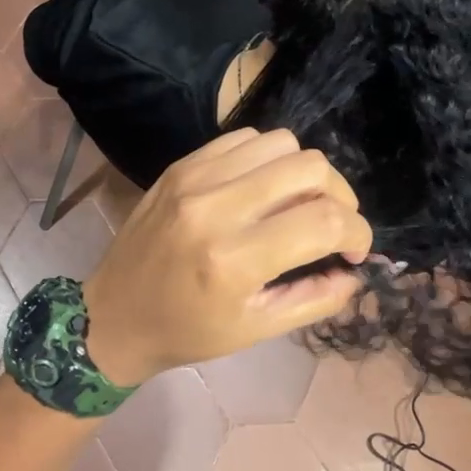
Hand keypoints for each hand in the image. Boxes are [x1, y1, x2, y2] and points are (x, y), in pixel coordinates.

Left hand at [83, 128, 373, 384]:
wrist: (112, 314)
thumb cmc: (187, 331)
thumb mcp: (256, 329)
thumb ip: (315, 299)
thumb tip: (355, 270)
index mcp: (234, 260)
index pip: (324, 221)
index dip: (358, 232)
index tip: (356, 250)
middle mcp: (216, 207)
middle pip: (309, 167)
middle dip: (340, 195)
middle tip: (334, 225)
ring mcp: (195, 178)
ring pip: (281, 142)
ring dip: (304, 173)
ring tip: (299, 205)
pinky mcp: (182, 165)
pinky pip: (244, 138)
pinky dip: (268, 159)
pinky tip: (264, 189)